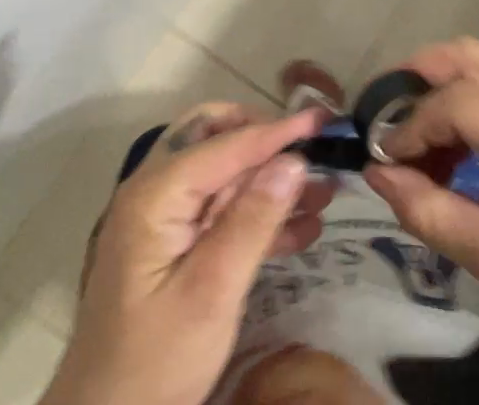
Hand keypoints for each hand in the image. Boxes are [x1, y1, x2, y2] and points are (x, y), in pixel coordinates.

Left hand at [44, 104, 328, 404]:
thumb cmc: (156, 359)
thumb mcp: (212, 292)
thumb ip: (252, 222)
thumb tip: (292, 161)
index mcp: (155, 196)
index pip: (225, 144)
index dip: (277, 130)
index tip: (324, 119)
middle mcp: (154, 193)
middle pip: (212, 138)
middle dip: (265, 139)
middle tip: (313, 151)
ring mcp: (162, 220)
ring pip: (222, 174)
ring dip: (269, 178)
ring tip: (323, 193)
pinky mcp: (173, 246)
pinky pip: (219, 211)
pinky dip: (258, 212)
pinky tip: (301, 229)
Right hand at [362, 38, 478, 325]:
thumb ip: (429, 212)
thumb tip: (376, 173)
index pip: (460, 100)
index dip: (412, 124)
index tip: (386, 159)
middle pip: (463, 57)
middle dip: (413, 85)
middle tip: (384, 128)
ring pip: (473, 58)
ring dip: (433, 90)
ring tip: (416, 144)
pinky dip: (457, 97)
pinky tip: (449, 145)